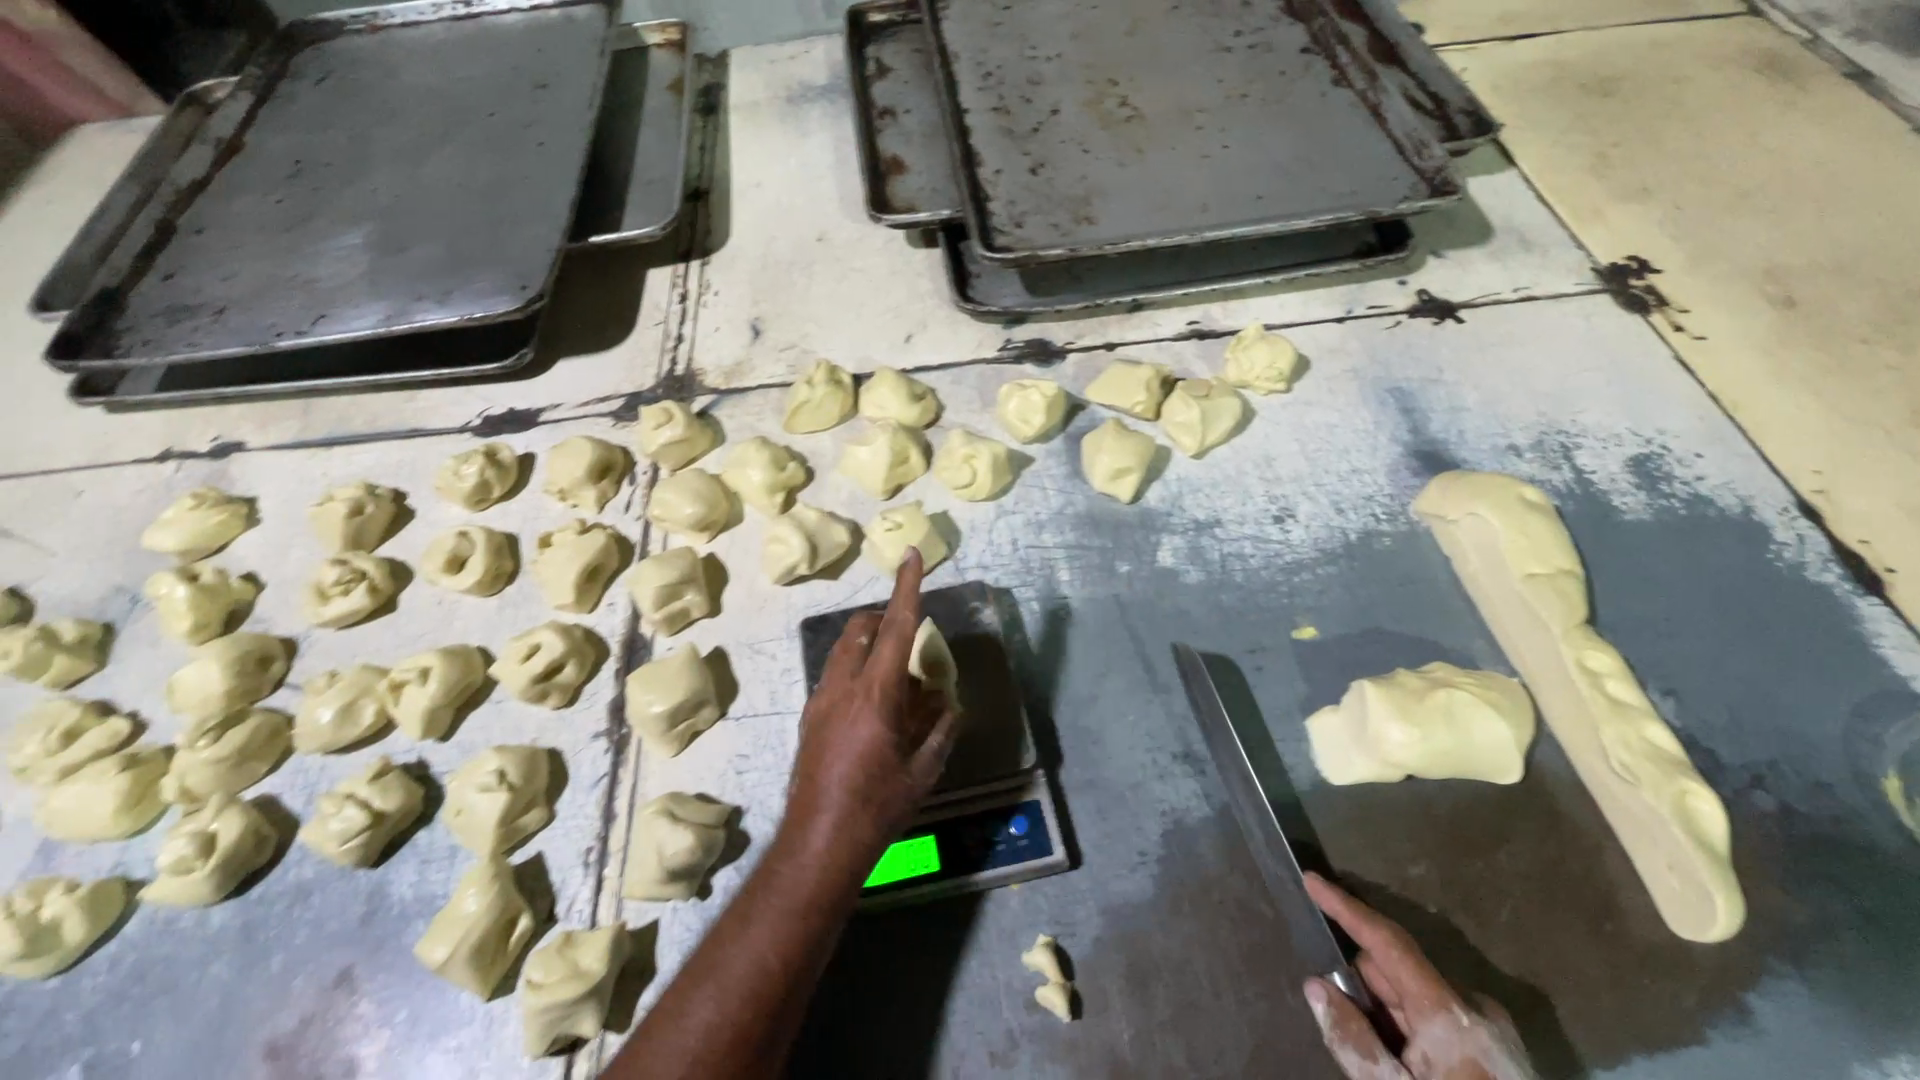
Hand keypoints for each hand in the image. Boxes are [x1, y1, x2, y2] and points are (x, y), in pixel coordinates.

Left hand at [784, 548, 959, 858]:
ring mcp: (819, 702)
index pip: (895, 628)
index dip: (907, 588)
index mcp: (875, 694)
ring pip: (842, 651)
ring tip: (895, 676)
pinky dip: (856, 672)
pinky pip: (834, 676)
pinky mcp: (809, 719)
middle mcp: (842, 688)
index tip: (912, 555)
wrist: (818, 841)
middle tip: (909, 634)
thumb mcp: (922, 772)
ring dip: (868, 645)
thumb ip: (940, 730)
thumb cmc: (878, 807)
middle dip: (884, 617)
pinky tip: (873, 708)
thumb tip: (950, 704)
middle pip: (860, 630)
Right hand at [1302, 872, 1533, 1079]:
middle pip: (1396, 972)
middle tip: (1346, 1032)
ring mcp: (1492, 1029)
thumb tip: (1316, 987)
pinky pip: (1437, 1020)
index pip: (1386, 941)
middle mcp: (1474, 1007)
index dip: (1345, 908)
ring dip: (1387, 1016)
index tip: (1310, 880)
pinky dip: (1411, 1033)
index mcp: (1448, 1011)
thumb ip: (1353, 1040)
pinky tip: (1407, 1070)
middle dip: (1362, 989)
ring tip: (1387, 1066)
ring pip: (1415, 999)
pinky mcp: (1501, 1050)